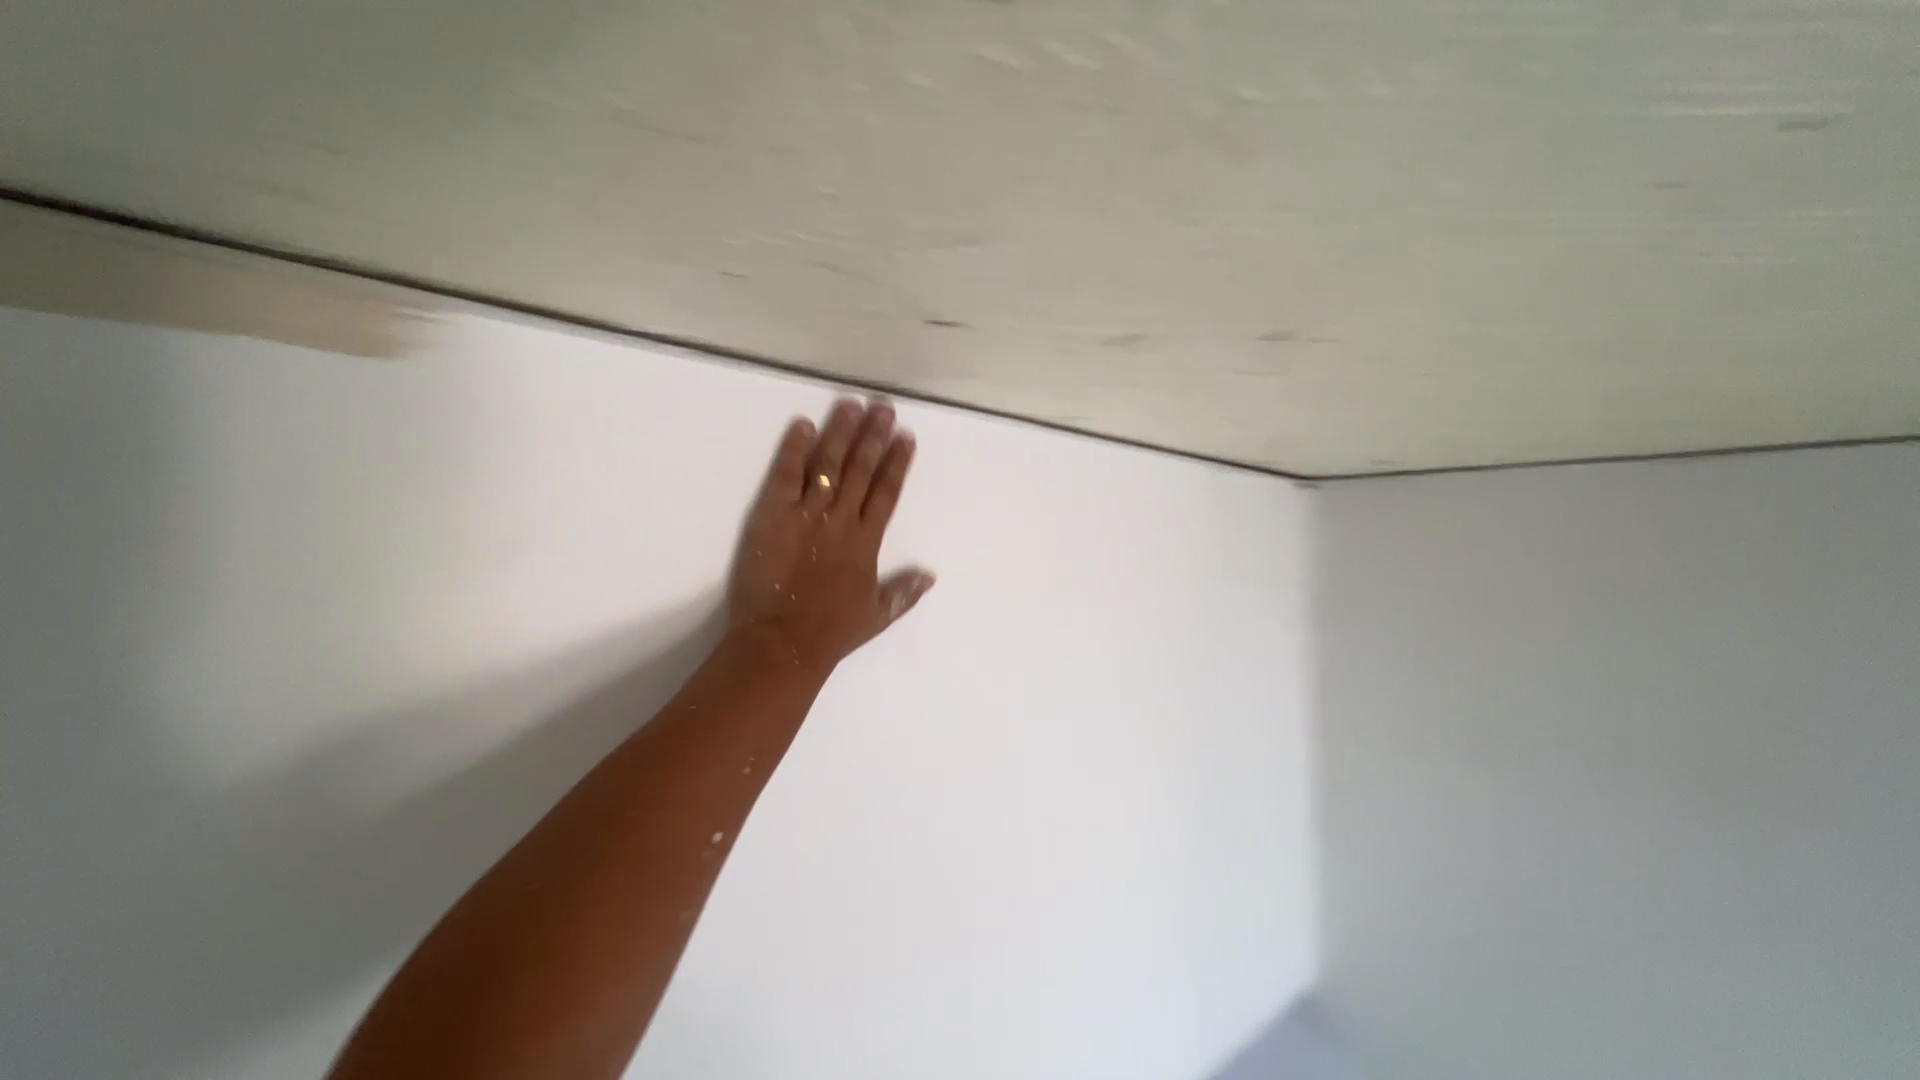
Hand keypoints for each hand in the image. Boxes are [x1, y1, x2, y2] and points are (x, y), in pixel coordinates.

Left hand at [728, 399, 934, 674]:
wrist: (782, 644)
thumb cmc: (830, 634)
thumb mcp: (876, 616)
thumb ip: (904, 593)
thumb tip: (930, 574)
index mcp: (866, 543)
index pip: (887, 492)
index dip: (897, 463)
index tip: (905, 436)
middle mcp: (840, 521)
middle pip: (861, 469)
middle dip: (874, 435)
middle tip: (883, 407)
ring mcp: (806, 516)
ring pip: (827, 465)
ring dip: (840, 433)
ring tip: (850, 405)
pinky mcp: (772, 516)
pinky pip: (785, 475)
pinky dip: (794, 449)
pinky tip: (803, 425)